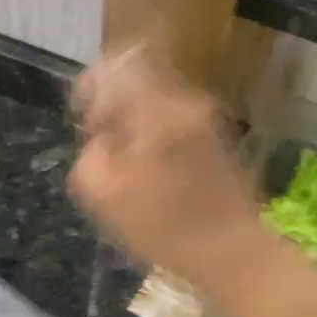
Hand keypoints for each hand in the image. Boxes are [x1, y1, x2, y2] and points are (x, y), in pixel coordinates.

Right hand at [70, 47, 269, 284]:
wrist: (232, 252)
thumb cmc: (164, 227)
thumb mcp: (103, 194)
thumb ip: (91, 153)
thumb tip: (100, 140)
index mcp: (158, 108)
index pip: (120, 64)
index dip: (93, 85)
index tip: (84, 119)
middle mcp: (187, 103)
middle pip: (140, 80)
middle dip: (114, 107)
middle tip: (101, 143)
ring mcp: (207, 121)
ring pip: (159, 103)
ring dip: (136, 125)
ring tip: (125, 165)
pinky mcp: (218, 142)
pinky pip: (176, 123)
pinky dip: (157, 139)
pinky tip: (152, 176)